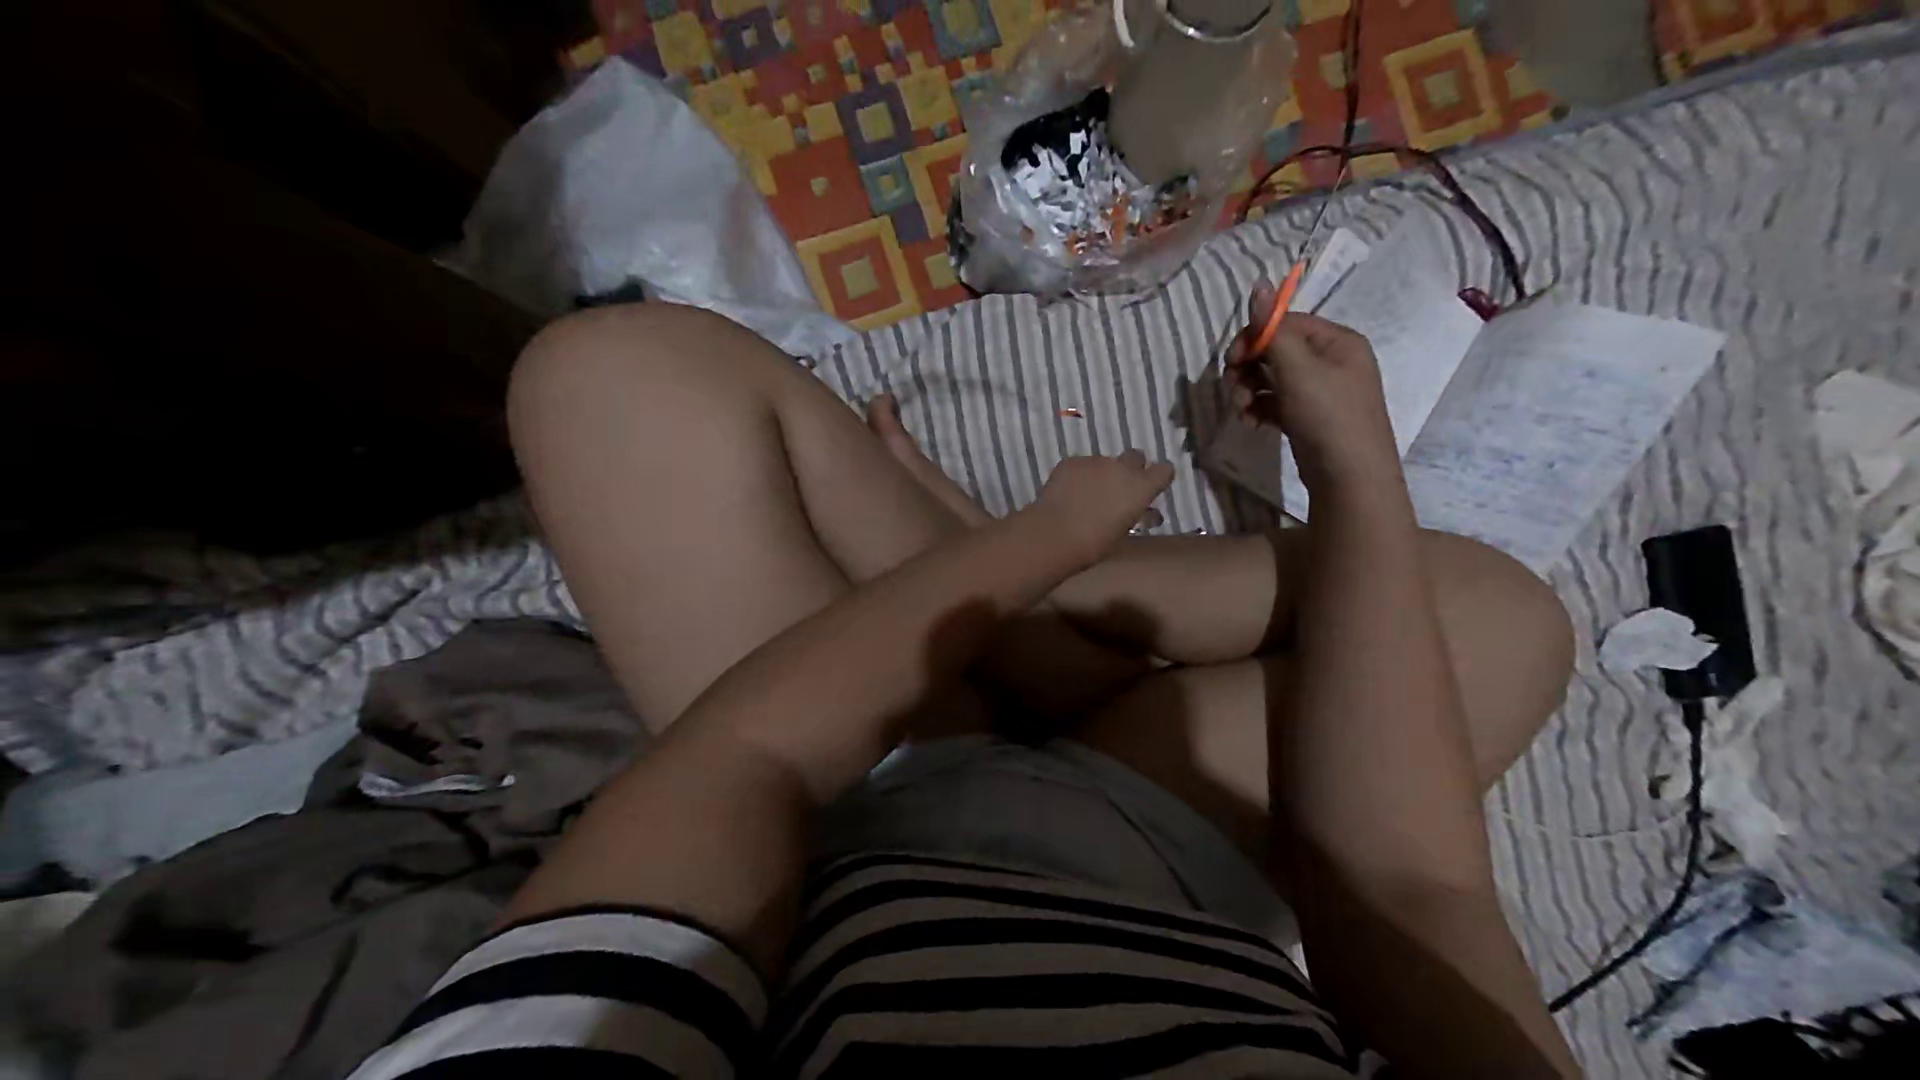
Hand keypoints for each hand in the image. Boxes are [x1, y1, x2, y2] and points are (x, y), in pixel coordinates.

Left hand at [1031, 450, 1173, 562]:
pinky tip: (1069, 492)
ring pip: (1105, 462)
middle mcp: (1121, 467)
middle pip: (1135, 457)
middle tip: (1119, 488)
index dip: (1158, 478)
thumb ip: (1138, 515)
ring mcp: (1095, 461)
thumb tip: (1148, 512)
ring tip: (1087, 495)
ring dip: (1102, 474)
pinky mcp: (1071, 461)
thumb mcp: (1124, 531)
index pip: (1164, 470)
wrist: (1055, 534)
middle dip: (1131, 469)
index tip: (1152, 488)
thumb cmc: (1094, 543)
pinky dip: (1079, 476)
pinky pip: (1081, 465)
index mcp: (1141, 487)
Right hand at [1227, 284, 1400, 493]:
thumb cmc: (1327, 416)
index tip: (1231, 361)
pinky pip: (1276, 402)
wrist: (1349, 477)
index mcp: (1337, 341)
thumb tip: (1258, 284)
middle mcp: (1331, 361)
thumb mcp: (1298, 369)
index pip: (1285, 324)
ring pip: (1271, 378)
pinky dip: (1259, 408)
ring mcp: (1320, 391)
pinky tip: (1251, 423)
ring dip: (1248, 390)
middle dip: (1248, 367)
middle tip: (1232, 387)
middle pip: (1275, 350)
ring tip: (1241, 411)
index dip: (1254, 337)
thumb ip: (1273, 330)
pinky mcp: (1308, 416)